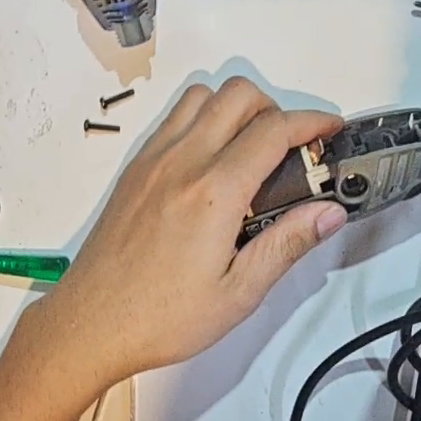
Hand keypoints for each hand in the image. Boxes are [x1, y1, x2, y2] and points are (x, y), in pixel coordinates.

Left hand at [33, 78, 348, 385]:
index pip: (274, 130)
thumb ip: (287, 244)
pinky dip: (202, 121)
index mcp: (213, 193)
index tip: (328, 130)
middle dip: (277, 109)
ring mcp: (151, 163)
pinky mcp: (134, 172)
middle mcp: (180, 164)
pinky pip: (172, 120)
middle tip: (293, 147)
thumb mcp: (238, 293)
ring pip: (202, 97)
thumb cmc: (157, 317)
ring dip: (236, 109)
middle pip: (239, 95)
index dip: (312, 123)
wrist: (91, 325)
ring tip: (252, 151)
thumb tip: (327, 214)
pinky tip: (212, 163)